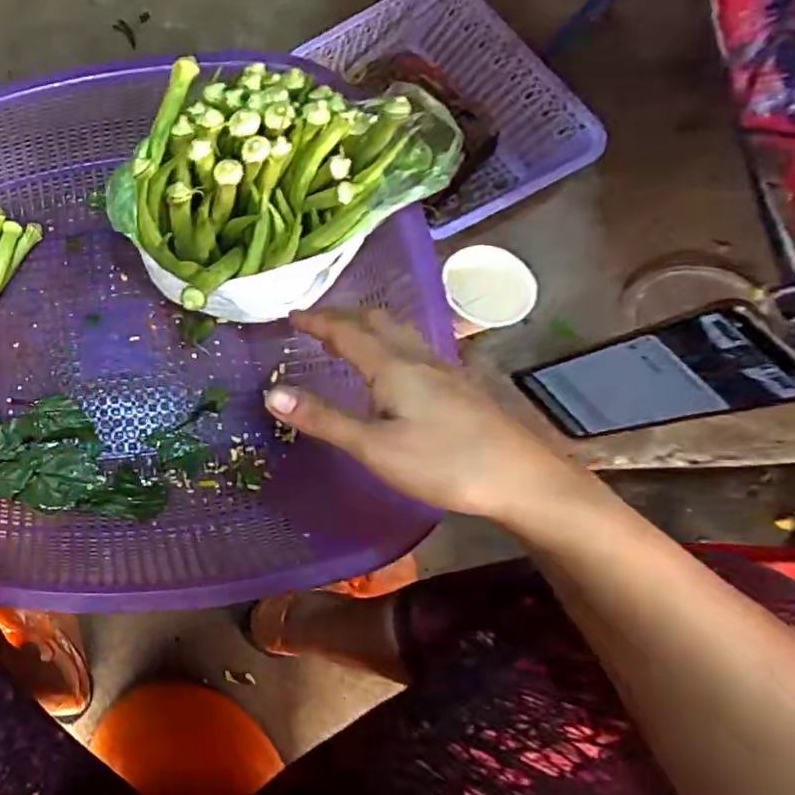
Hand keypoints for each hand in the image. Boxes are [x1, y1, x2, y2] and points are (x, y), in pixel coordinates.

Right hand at [264, 308, 591, 524]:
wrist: (522, 479)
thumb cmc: (443, 463)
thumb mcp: (374, 447)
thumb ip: (324, 419)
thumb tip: (272, 393)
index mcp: (392, 367)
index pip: (347, 331)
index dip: (317, 321)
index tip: (291, 315)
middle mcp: (418, 358)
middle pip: (376, 321)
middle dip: (341, 316)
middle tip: (314, 321)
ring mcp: (444, 370)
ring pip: (399, 332)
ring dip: (367, 325)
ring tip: (347, 335)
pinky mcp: (459, 386)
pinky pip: (414, 348)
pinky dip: (388, 342)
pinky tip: (395, 365)